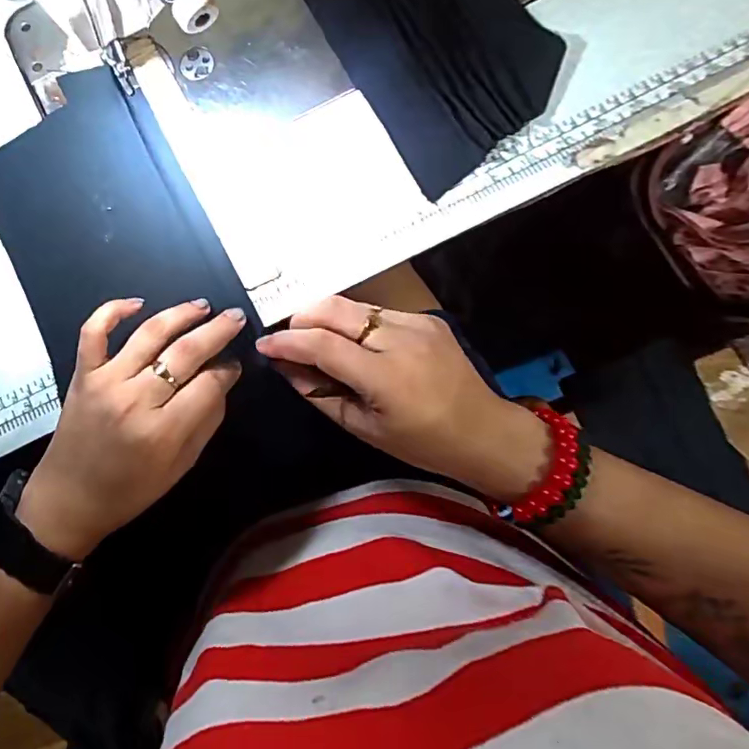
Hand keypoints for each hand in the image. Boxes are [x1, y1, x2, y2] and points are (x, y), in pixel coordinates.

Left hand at [16, 298, 245, 559]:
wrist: (68, 501)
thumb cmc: (129, 490)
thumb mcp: (180, 466)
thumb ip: (206, 421)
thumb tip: (223, 379)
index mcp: (162, 431)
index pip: (208, 384)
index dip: (228, 370)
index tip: (235, 364)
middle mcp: (135, 400)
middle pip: (185, 352)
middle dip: (217, 331)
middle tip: (234, 317)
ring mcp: (105, 382)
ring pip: (149, 334)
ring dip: (180, 314)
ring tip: (202, 306)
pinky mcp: (82, 374)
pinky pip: (94, 332)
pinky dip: (113, 311)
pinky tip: (137, 303)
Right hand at [255, 296, 549, 502]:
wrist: (484, 431)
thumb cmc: (422, 443)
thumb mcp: (365, 428)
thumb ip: (321, 394)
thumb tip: (286, 367)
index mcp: (385, 376)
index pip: (322, 344)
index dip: (287, 341)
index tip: (264, 344)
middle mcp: (400, 339)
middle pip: (334, 308)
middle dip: (302, 318)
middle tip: (286, 337)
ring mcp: (417, 323)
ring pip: (354, 305)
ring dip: (328, 317)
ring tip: (315, 338)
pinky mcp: (427, 318)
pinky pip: (378, 311)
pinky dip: (357, 322)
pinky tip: (355, 342)